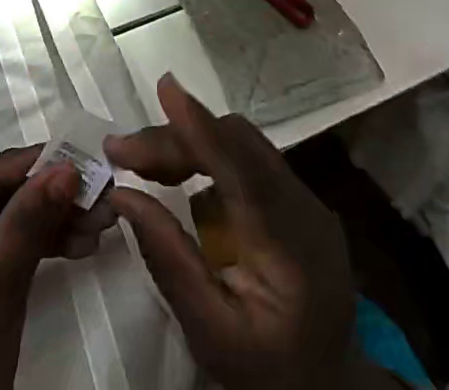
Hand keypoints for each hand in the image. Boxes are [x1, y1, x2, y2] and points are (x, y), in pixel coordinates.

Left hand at [0, 147, 118, 389]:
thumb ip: (28, 223)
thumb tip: (65, 167)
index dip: (37, 163)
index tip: (86, 160)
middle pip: (3, 194)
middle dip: (52, 193)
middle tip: (104, 196)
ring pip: (12, 218)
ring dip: (55, 218)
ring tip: (102, 221)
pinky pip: (12, 245)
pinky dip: (45, 243)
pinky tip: (81, 244)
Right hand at [105, 75, 381, 389]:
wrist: (328, 386)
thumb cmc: (265, 368)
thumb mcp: (208, 330)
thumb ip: (167, 258)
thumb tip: (121, 193)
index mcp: (291, 253)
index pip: (244, 175)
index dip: (202, 129)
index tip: (165, 88)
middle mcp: (308, 214)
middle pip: (237, 144)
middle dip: (174, 138)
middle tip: (119, 154)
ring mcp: (307, 202)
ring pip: (240, 142)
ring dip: (186, 141)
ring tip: (137, 162)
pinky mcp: (295, 199)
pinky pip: (245, 155)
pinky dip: (203, 152)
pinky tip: (172, 174)